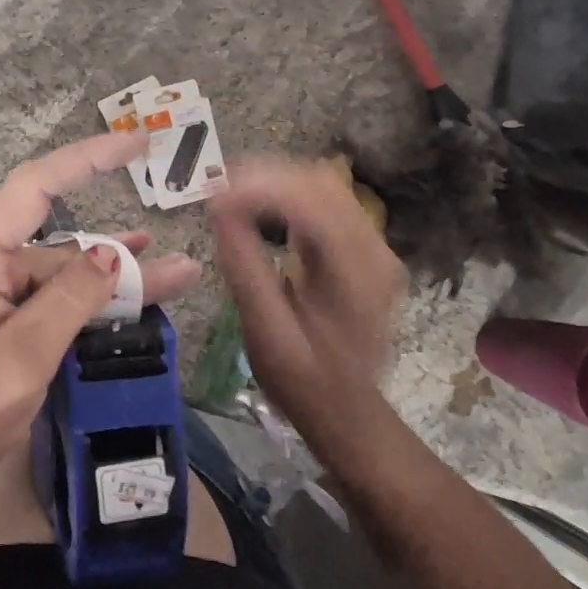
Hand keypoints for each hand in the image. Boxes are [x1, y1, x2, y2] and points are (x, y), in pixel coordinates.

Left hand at [0, 132, 201, 524]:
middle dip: (121, 256)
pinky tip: (132, 294)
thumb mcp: (18, 366)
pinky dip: (89, 299)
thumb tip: (111, 255)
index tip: (136, 143)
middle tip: (185, 266)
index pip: (34, 188)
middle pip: (63, 245)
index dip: (85, 159)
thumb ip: (66, 305)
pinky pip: (49, 296)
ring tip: (178, 277)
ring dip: (114, 279)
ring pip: (63, 273)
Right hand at [208, 157, 407, 416]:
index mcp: (354, 270)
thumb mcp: (265, 330)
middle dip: (265, 177)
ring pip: (325, 186)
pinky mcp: (364, 250)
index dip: (258, 187)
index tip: (213, 197)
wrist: (346, 411)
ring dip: (277, 182)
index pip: (309, 200)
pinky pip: (328, 203)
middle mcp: (373, 249)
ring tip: (232, 197)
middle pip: (320, 182)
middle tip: (217, 192)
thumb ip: (245, 265)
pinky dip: (289, 197)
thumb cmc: (302, 379)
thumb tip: (219, 208)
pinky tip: (260, 210)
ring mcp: (374, 247)